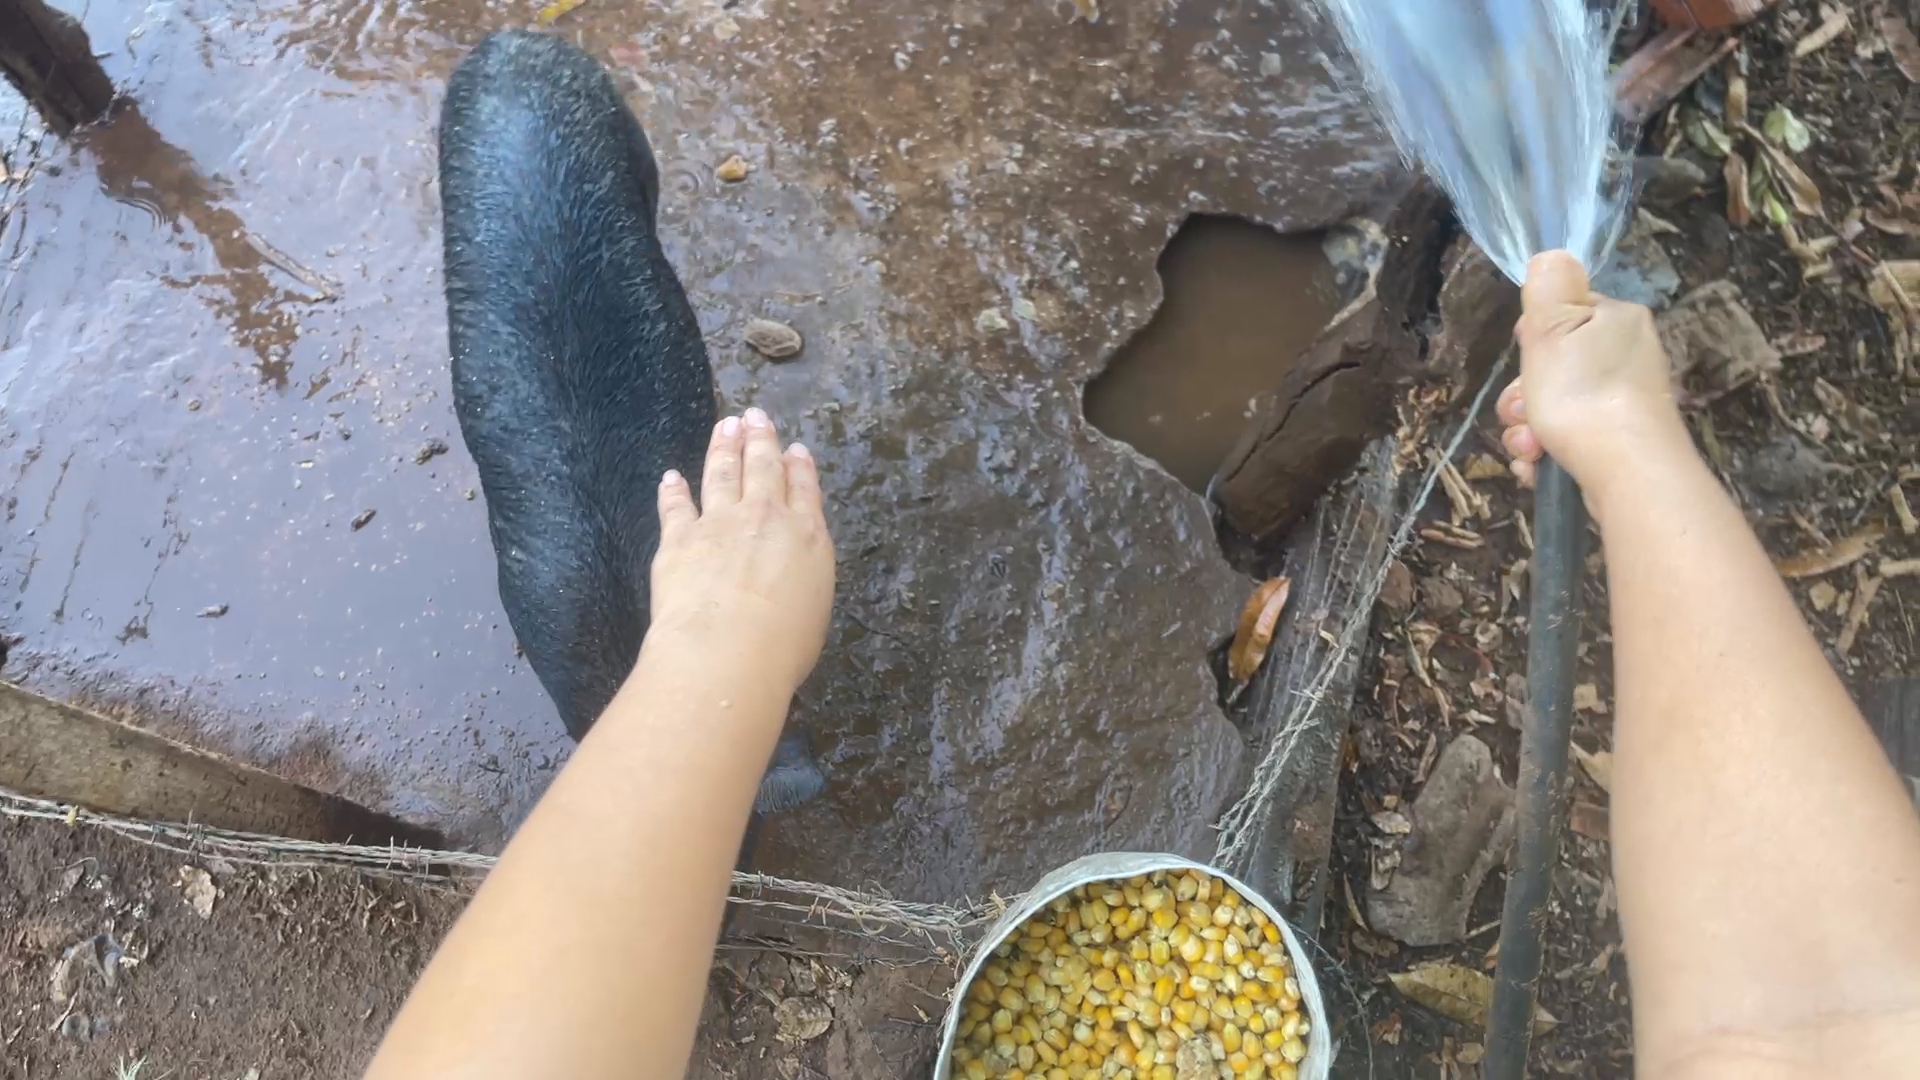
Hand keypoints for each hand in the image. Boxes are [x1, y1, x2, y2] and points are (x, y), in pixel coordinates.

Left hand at [648, 408, 834, 696]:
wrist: (727, 651)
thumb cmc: (785, 643)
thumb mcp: (815, 607)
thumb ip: (804, 575)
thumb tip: (791, 567)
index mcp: (807, 536)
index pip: (804, 489)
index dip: (798, 465)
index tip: (794, 448)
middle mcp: (766, 518)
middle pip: (764, 468)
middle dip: (761, 440)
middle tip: (755, 416)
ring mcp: (721, 523)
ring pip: (723, 474)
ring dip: (724, 448)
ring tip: (726, 426)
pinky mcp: (680, 537)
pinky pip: (677, 506)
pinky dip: (674, 491)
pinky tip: (672, 477)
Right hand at [1498, 251, 1693, 514]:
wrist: (1625, 467)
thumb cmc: (1583, 395)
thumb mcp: (1552, 332)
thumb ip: (1547, 291)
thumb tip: (1551, 252)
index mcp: (1614, 322)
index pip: (1558, 320)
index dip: (1529, 344)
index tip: (1524, 364)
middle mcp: (1622, 356)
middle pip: (1545, 371)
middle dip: (1520, 398)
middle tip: (1525, 412)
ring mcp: (1619, 401)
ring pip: (1545, 410)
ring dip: (1523, 431)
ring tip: (1532, 447)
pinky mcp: (1611, 441)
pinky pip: (1559, 441)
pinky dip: (1540, 455)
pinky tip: (1538, 464)